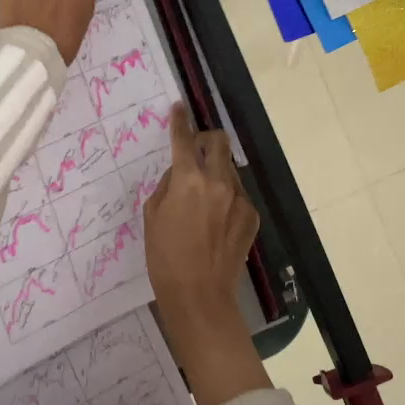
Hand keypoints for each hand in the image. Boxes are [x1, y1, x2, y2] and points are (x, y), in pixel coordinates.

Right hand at [145, 105, 270, 404]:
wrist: (199, 297)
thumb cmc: (165, 257)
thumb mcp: (153, 215)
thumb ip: (168, 186)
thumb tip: (179, 173)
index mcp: (188, 179)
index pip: (184, 138)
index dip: (179, 120)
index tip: (178, 107)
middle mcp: (217, 182)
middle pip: (218, 142)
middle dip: (206, 139)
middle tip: (195, 150)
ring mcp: (238, 199)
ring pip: (229, 168)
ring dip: (216, 170)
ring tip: (203, 195)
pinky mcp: (251, 216)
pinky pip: (237, 194)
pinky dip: (226, 196)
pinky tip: (215, 218)